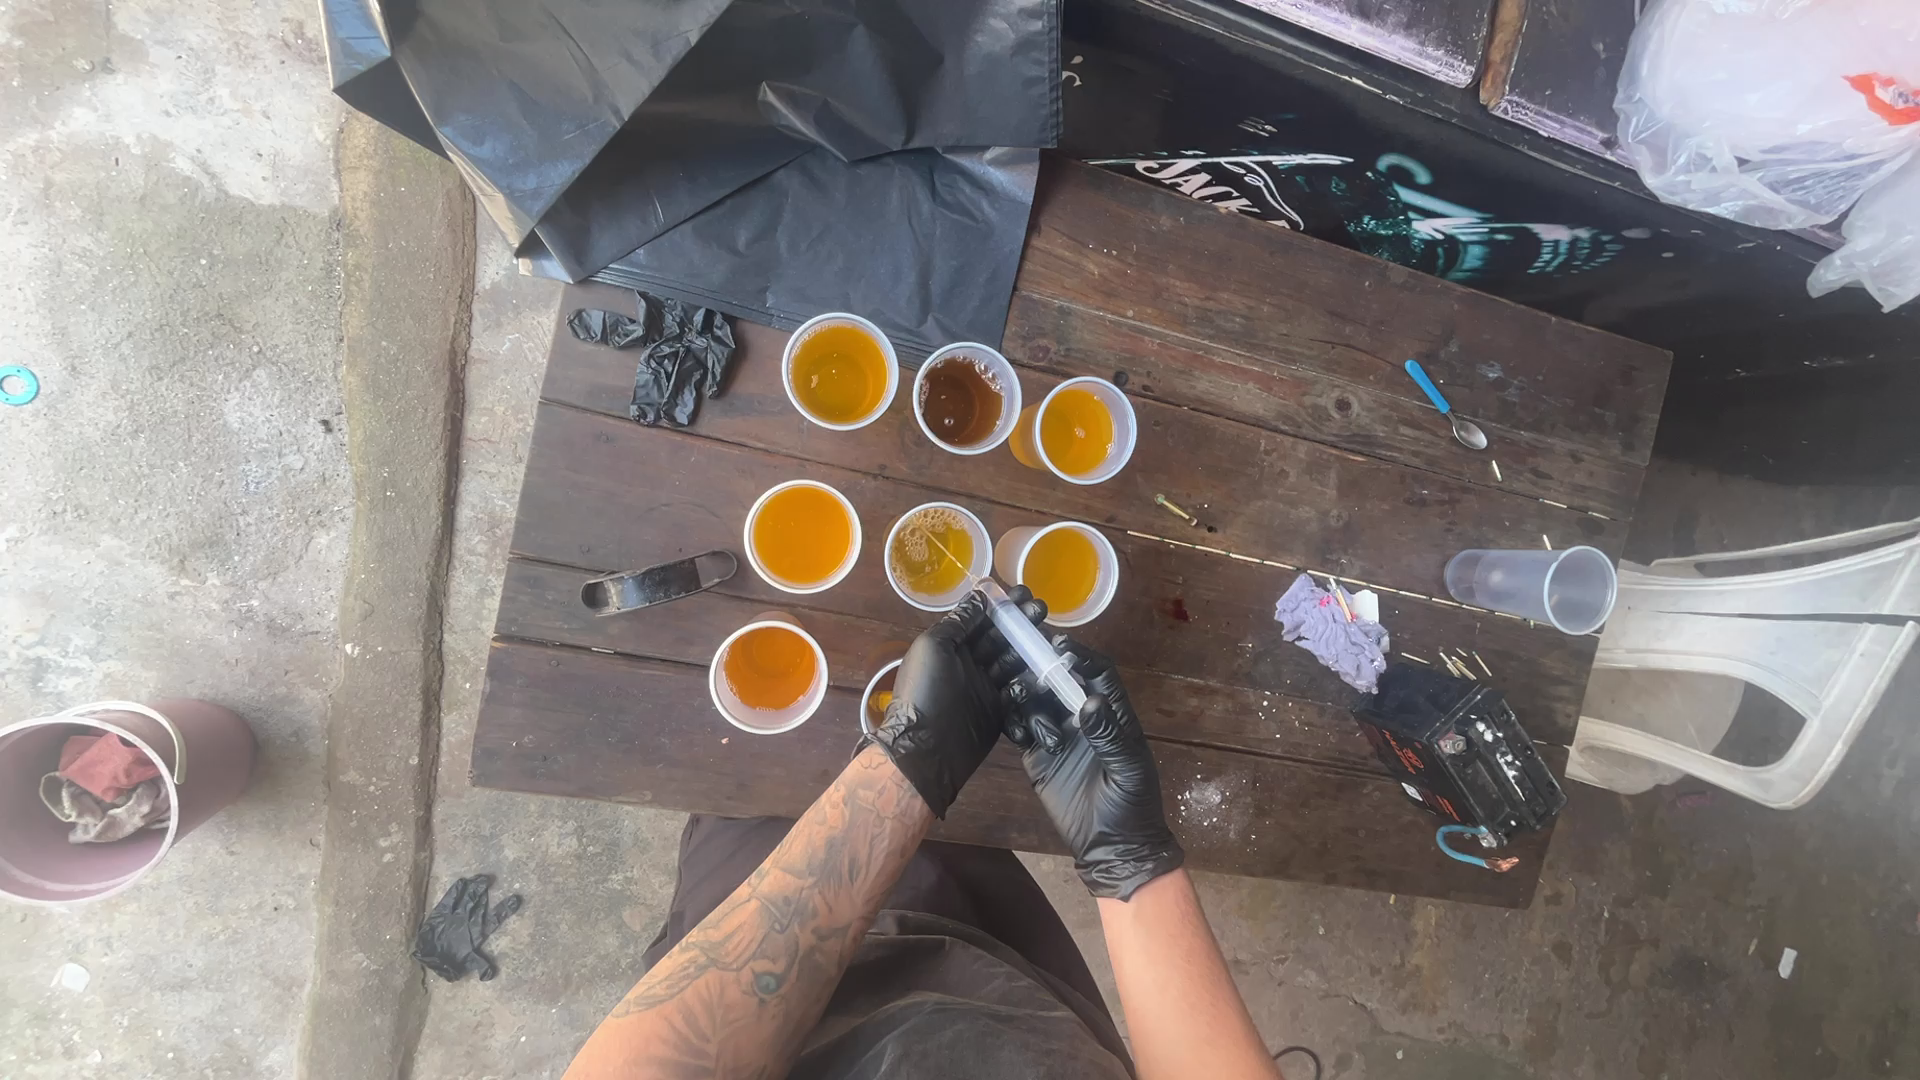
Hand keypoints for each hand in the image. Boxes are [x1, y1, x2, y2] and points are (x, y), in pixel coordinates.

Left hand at [870, 586, 1046, 817]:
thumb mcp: (934, 647)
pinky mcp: (998, 711)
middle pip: (1000, 637)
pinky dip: (1029, 682)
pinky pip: (1018, 692)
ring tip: (1050, 637)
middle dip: (1021, 623)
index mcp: (950, 645)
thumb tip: (980, 596)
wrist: (926, 750)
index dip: (1001, 604)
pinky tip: (1042, 672)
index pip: (980, 618)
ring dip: (1030, 649)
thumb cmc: (925, 691)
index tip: (1024, 593)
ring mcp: (984, 687)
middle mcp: (969, 663)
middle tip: (1042, 610)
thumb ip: (958, 622)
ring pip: (1013, 662)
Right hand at [1005, 641, 1184, 899]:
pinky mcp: (1038, 755)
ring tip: (1019, 697)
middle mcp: (1082, 718)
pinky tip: (1017, 730)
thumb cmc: (1131, 807)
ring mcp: (1058, 734)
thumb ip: (1109, 737)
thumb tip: (1090, 701)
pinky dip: (1015, 721)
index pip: (1097, 674)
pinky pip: (1022, 727)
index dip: (1080, 655)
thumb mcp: (1127, 771)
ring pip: (1038, 700)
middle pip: (1061, 680)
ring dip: (1027, 694)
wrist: (1111, 848)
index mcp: (1110, 716)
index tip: (1058, 645)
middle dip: (1044, 669)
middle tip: (1025, 664)